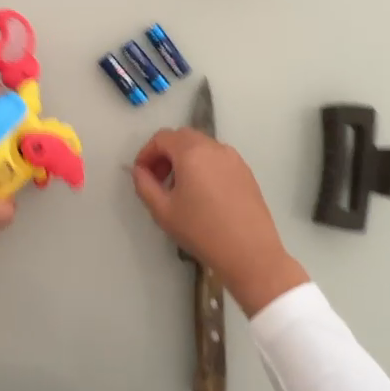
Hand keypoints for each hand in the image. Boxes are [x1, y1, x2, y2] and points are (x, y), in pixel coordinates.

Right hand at [132, 128, 308, 314]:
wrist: (250, 252)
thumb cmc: (201, 231)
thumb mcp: (163, 211)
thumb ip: (144, 185)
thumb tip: (139, 170)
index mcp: (191, 152)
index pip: (162, 138)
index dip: (146, 152)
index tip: (141, 174)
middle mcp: (214, 147)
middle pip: (183, 137)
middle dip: (165, 153)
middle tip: (158, 179)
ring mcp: (233, 158)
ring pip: (201, 146)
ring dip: (184, 158)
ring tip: (180, 188)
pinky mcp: (246, 171)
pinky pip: (217, 158)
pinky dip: (203, 165)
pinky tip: (203, 194)